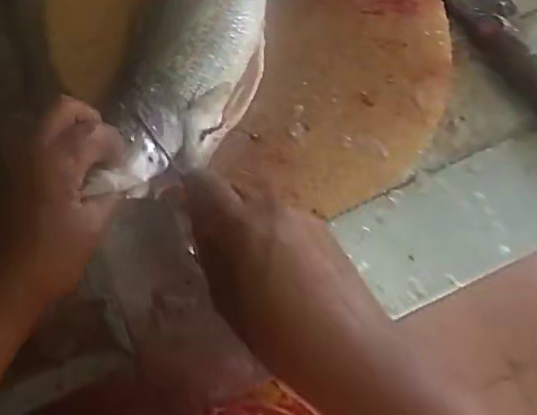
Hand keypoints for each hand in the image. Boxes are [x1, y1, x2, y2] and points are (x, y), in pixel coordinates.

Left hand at [0, 96, 126, 319]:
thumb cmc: (50, 259)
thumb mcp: (91, 230)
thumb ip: (109, 196)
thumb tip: (120, 180)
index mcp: (58, 158)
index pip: (94, 130)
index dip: (115, 141)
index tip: (125, 162)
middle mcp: (34, 146)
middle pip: (63, 108)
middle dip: (89, 118)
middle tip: (104, 145)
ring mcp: (15, 155)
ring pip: (45, 123)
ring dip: (69, 131)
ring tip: (87, 162)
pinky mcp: (4, 169)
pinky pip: (32, 142)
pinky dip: (52, 146)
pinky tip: (64, 177)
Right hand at [183, 170, 474, 414]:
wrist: (356, 356)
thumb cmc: (281, 335)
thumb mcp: (227, 300)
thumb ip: (209, 253)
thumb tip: (198, 226)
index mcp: (240, 219)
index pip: (202, 180)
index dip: (187, 188)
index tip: (180, 205)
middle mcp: (270, 205)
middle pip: (233, 184)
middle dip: (218, 200)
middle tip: (211, 231)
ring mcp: (301, 213)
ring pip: (261, 200)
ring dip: (247, 213)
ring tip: (248, 250)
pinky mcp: (324, 229)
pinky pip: (285, 216)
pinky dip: (273, 227)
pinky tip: (281, 264)